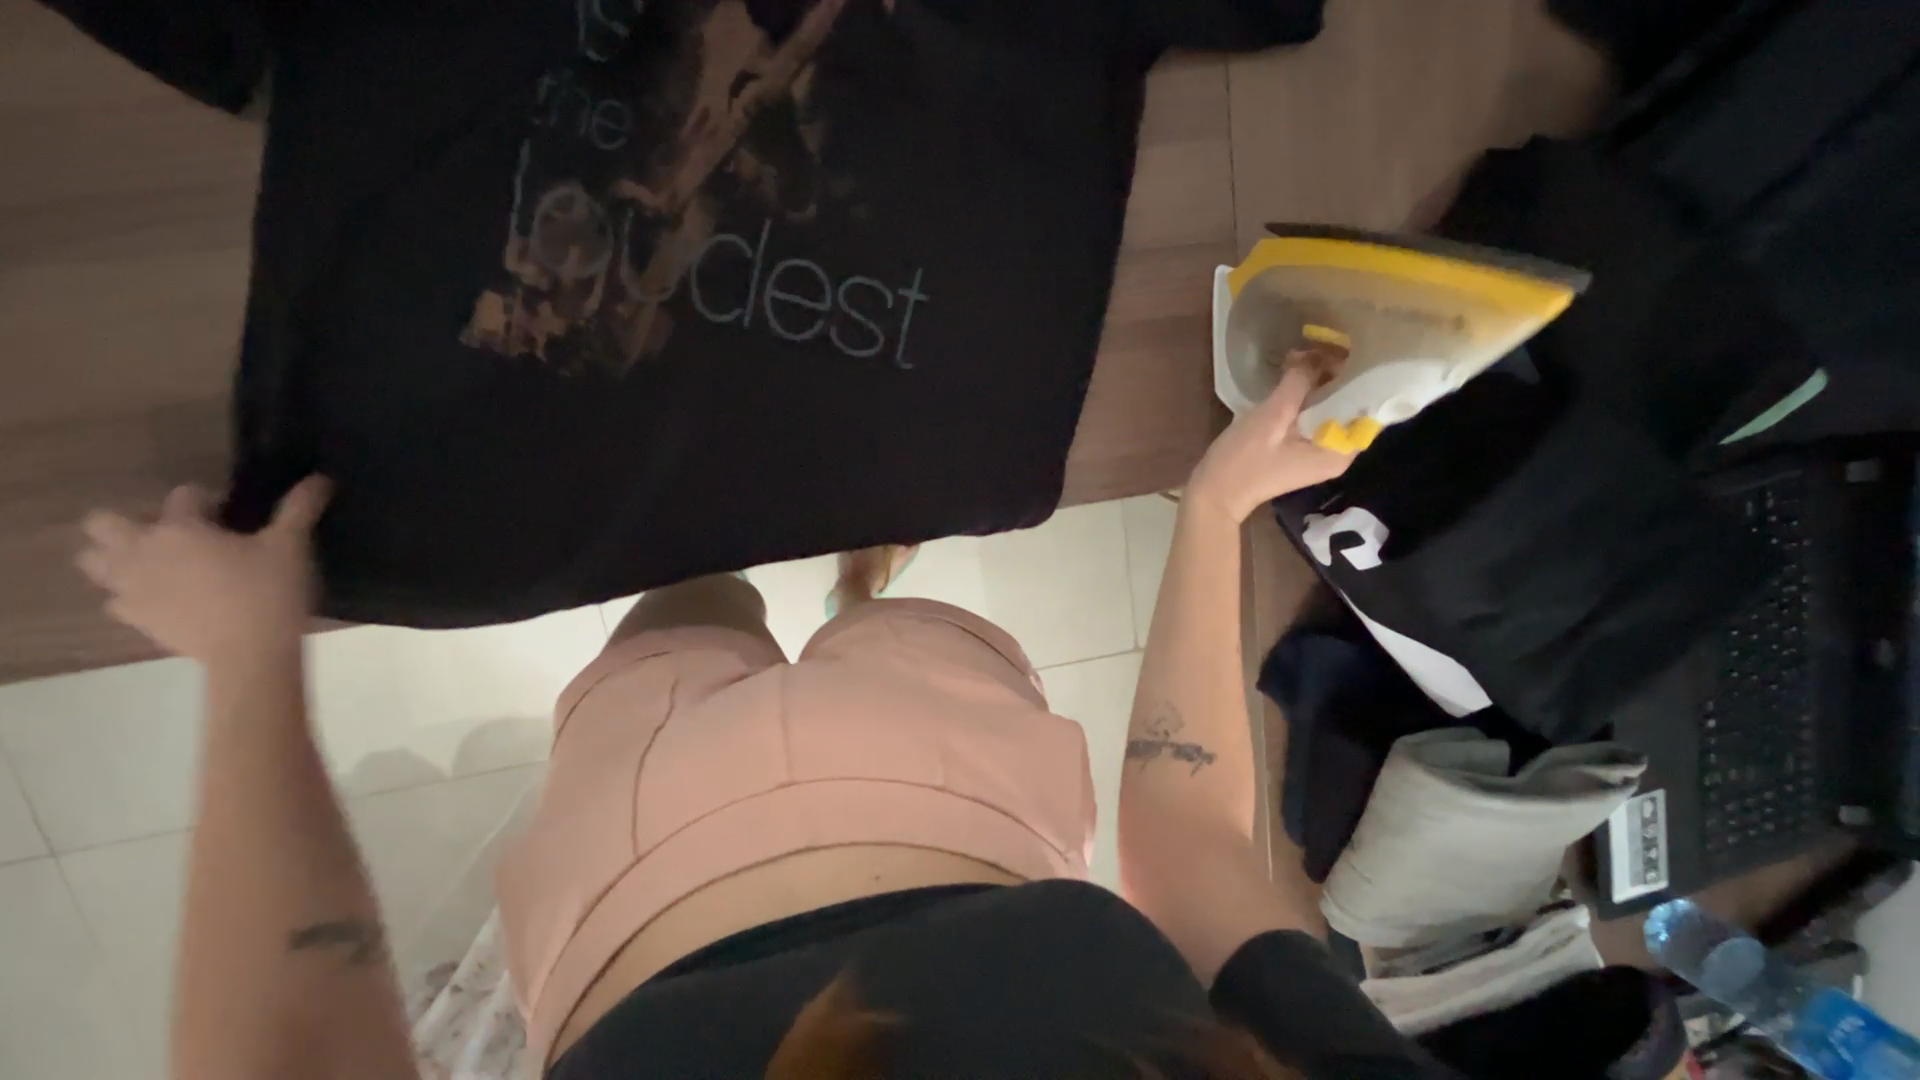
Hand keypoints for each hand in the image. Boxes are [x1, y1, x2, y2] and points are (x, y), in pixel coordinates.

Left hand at [77, 477, 330, 663]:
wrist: (250, 652)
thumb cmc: (269, 591)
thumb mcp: (291, 546)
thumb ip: (299, 509)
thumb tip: (320, 478)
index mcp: (179, 528)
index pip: (183, 495)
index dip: (209, 499)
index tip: (232, 513)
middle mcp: (141, 551)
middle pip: (103, 523)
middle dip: (132, 521)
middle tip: (176, 534)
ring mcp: (131, 587)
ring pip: (94, 561)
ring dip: (119, 556)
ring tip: (159, 564)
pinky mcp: (134, 617)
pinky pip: (116, 599)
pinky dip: (134, 594)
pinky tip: (164, 598)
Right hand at [1188, 355, 1356, 522]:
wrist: (1213, 494)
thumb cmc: (1243, 460)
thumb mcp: (1273, 416)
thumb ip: (1298, 382)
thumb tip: (1312, 352)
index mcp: (1339, 451)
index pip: (1366, 406)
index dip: (1357, 375)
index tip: (1345, 347)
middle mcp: (1336, 454)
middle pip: (1348, 407)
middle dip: (1336, 377)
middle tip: (1322, 345)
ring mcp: (1318, 455)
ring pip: (1329, 411)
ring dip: (1320, 385)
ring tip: (1308, 356)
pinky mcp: (1301, 452)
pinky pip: (1313, 420)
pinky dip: (1307, 400)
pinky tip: (1294, 381)